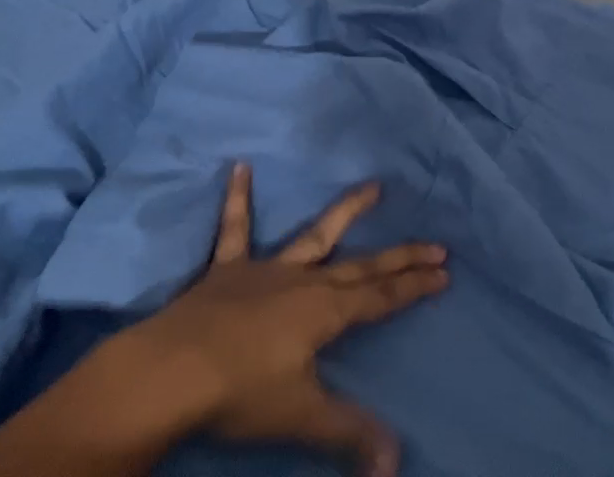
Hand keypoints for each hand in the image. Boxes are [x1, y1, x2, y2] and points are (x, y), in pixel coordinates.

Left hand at [0, 163, 446, 476]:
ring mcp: (264, 270)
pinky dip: (236, 198)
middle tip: (436, 243)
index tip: (444, 272)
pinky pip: (233, 228)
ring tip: (374, 186)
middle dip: (401, 256)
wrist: (168, 372)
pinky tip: (238, 166)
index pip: (381, 297)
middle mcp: (303, 282)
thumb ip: (350, 434)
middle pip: (362, 265)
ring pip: (315, 235)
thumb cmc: (239, 393)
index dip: (413, 285)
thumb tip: (395, 465)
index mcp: (325, 313)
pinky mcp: (226, 269)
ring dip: (346, 211)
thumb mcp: (301, 416)